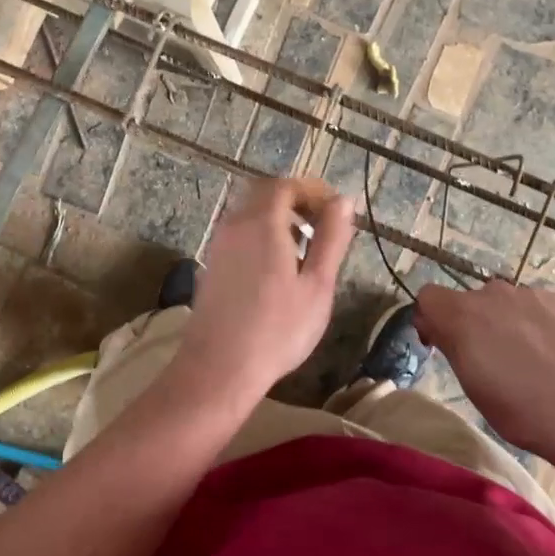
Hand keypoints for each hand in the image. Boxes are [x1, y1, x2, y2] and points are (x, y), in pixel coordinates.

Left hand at [176, 178, 356, 402]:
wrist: (218, 370)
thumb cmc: (277, 330)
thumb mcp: (317, 286)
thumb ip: (331, 238)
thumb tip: (343, 201)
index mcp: (263, 223)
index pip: (286, 185)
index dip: (312, 191)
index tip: (333, 211)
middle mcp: (236, 224)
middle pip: (264, 193)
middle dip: (295, 201)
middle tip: (320, 226)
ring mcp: (219, 244)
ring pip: (249, 212)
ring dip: (277, 218)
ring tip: (302, 249)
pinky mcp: (211, 264)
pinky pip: (239, 232)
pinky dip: (260, 234)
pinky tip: (275, 268)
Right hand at [414, 280, 554, 467]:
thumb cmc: (522, 411)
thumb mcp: (472, 387)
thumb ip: (451, 346)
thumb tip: (439, 326)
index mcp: (463, 314)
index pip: (429, 297)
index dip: (432, 320)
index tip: (445, 347)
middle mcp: (493, 293)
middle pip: (470, 301)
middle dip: (473, 324)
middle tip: (491, 362)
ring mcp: (530, 294)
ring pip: (505, 304)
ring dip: (506, 323)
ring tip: (529, 362)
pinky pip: (536, 307)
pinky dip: (536, 325)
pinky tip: (554, 355)